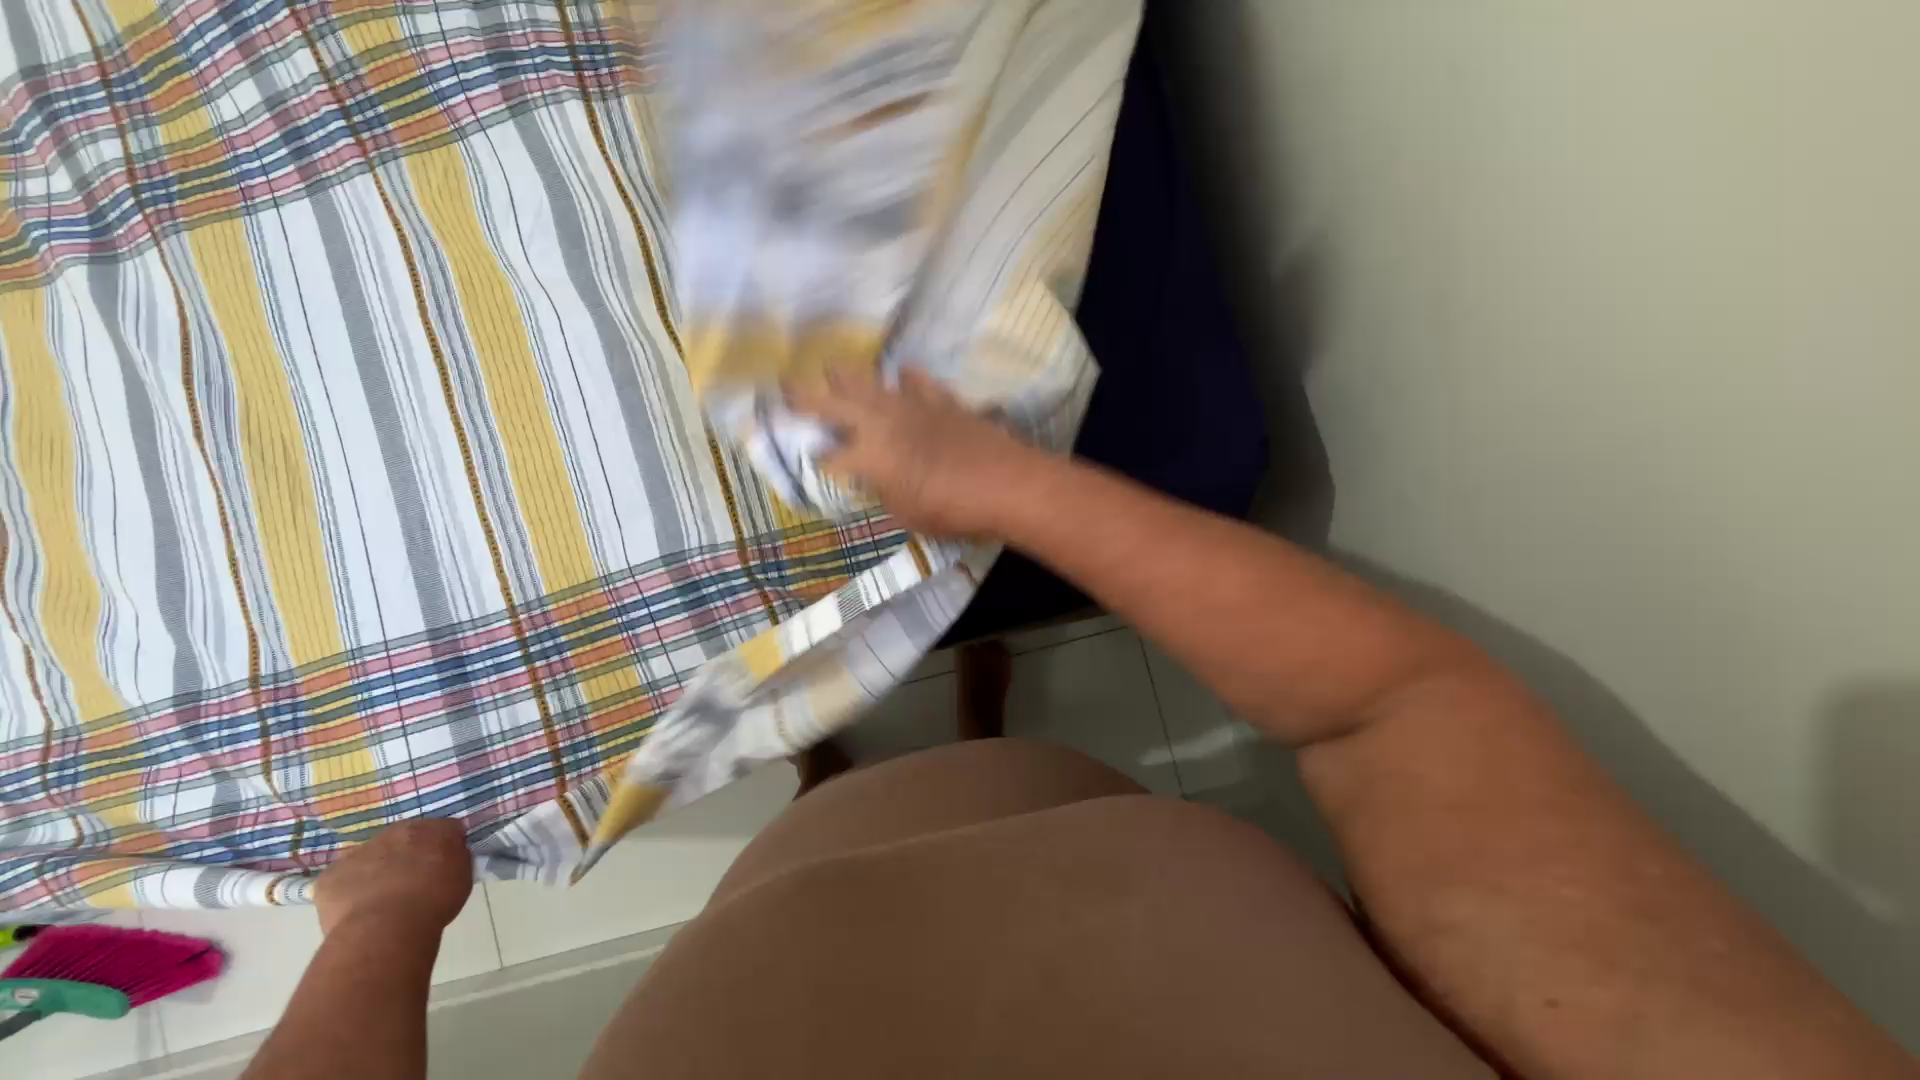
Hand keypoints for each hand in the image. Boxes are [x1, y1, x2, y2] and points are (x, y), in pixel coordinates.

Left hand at [315, 820, 472, 935]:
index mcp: (432, 829)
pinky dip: (348, 892)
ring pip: (370, 858)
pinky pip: (341, 881)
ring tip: (382, 902)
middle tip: (412, 882)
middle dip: (407, 856)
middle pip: (403, 839)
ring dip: (376, 872)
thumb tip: (448, 855)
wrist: (386, 926)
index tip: (445, 865)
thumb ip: (455, 858)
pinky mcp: (330, 875)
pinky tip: (357, 911)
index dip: (444, 847)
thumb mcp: (462, 876)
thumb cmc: (434, 900)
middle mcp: (395, 832)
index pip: (443, 829)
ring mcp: (358, 852)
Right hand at [785, 367, 1049, 536]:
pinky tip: (904, 373)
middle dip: (808, 395)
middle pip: (836, 403)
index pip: (829, 455)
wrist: (1007, 484)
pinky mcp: (944, 402)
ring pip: (873, 383)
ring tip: (834, 368)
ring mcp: (913, 407)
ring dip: (850, 377)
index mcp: (867, 457)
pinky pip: (920, 383)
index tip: (803, 454)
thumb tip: (876, 481)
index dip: (815, 456)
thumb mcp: (906, 515)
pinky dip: (909, 379)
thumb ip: (885, 494)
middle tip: (786, 383)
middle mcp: (882, 423)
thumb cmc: (951, 510)